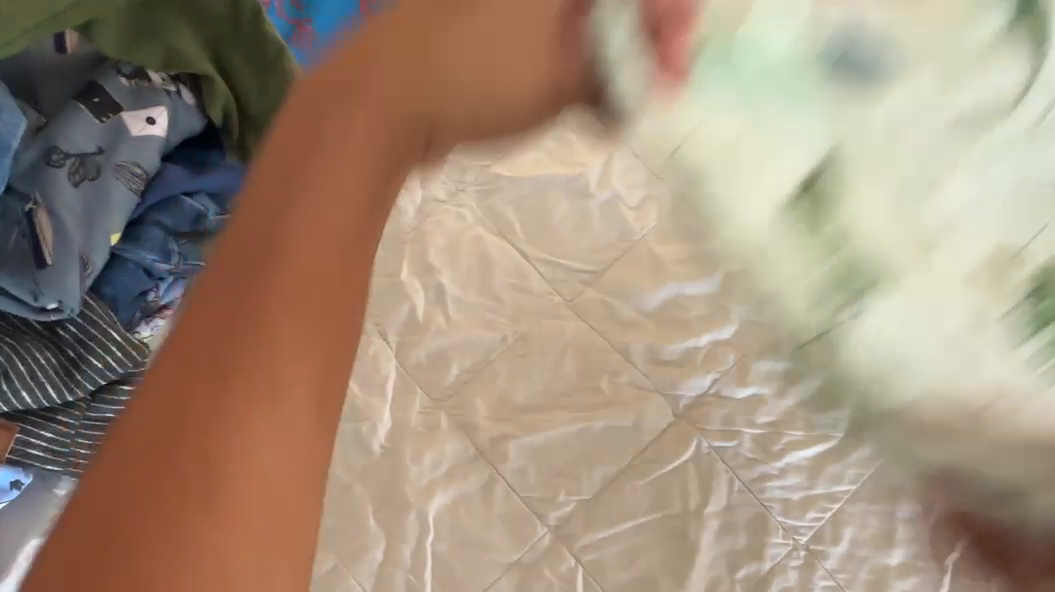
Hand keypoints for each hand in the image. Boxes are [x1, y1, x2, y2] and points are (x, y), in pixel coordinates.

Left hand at [336, 0, 699, 161]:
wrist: (380, 101)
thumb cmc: (476, 76)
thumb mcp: (562, 77)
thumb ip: (620, 73)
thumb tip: (649, 85)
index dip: (671, 22)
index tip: (674, 74)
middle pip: (616, 6)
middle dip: (643, 48)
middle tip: (650, 99)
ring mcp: (513, 5)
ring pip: (587, 24)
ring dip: (612, 68)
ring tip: (615, 117)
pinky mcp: (492, 27)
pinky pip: (552, 41)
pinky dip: (576, 73)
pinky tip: (588, 114)